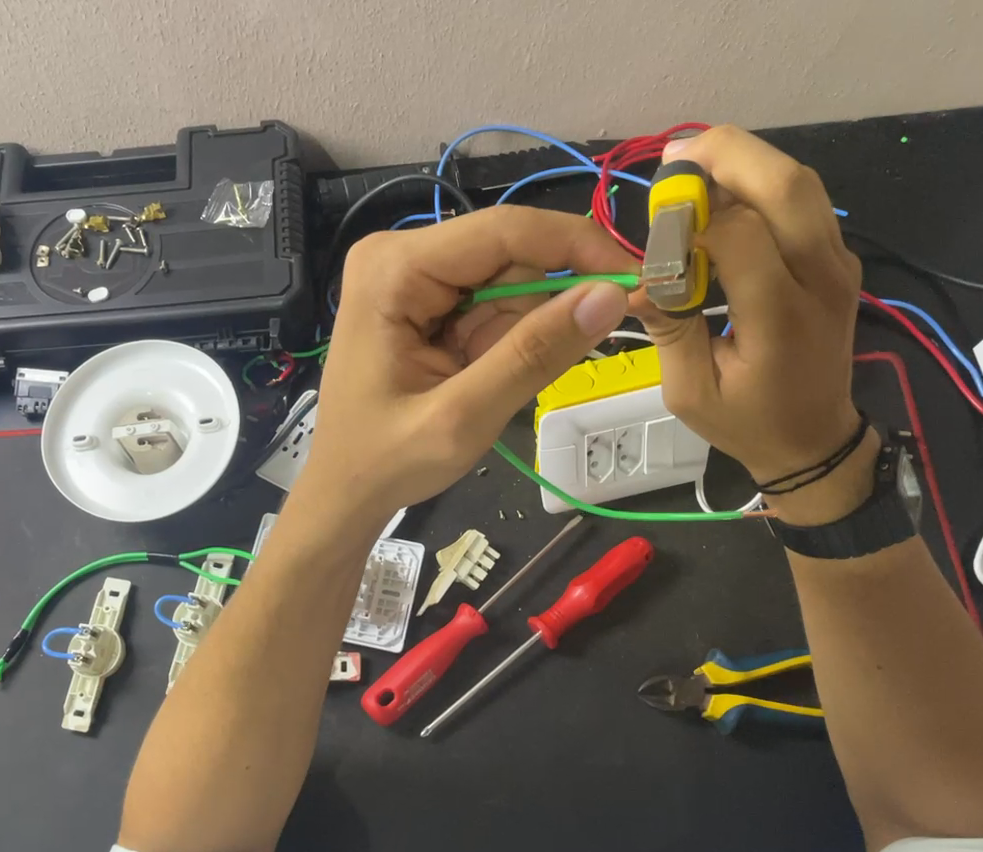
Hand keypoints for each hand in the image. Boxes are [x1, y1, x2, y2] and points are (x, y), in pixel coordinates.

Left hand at [299, 205, 633, 525]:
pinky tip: (475, 377)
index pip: (504, 230)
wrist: (344, 491)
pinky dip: (503, 341)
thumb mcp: (463, 418)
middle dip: (539, 308)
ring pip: (505, 280)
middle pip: (507, 254)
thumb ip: (533, 355)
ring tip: (477, 385)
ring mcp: (408, 276)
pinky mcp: (421, 300)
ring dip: (518, 333)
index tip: (637, 280)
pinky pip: (489, 304)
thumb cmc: (386, 462)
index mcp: (394, 268)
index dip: (578, 249)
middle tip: (526, 369)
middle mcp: (398, 255)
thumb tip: (610, 295)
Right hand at [635, 126, 863, 491]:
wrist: (815, 441)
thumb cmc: (747, 422)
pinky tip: (724, 198)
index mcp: (781, 317)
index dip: (692, 218)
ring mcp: (839, 263)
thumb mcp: (690, 392)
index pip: (740, 230)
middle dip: (725, 155)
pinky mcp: (838, 258)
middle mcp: (821, 277)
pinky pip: (803, 202)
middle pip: (785, 183)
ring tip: (692, 170)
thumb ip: (668, 328)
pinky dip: (761, 186)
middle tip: (672, 161)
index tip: (656, 232)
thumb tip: (636, 279)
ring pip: (799, 181)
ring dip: (745, 163)